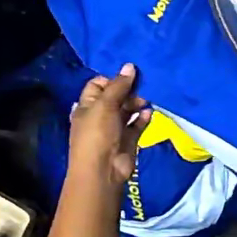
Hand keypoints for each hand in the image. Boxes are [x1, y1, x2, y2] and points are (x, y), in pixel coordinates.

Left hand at [68, 64, 151, 188]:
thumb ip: (118, 86)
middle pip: (115, 96)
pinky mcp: (128, 140)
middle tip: (143, 85)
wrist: (103, 170)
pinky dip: (143, 118)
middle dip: (129, 90)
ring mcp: (114, 129)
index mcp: (87, 106)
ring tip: (149, 98)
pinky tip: (149, 113)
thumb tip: (130, 66)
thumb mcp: (104, 105)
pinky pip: (137, 125)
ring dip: (138, 103)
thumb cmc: (97, 133)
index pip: (98, 85)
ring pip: (128, 110)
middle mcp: (100, 116)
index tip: (128, 75)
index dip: (112, 79)